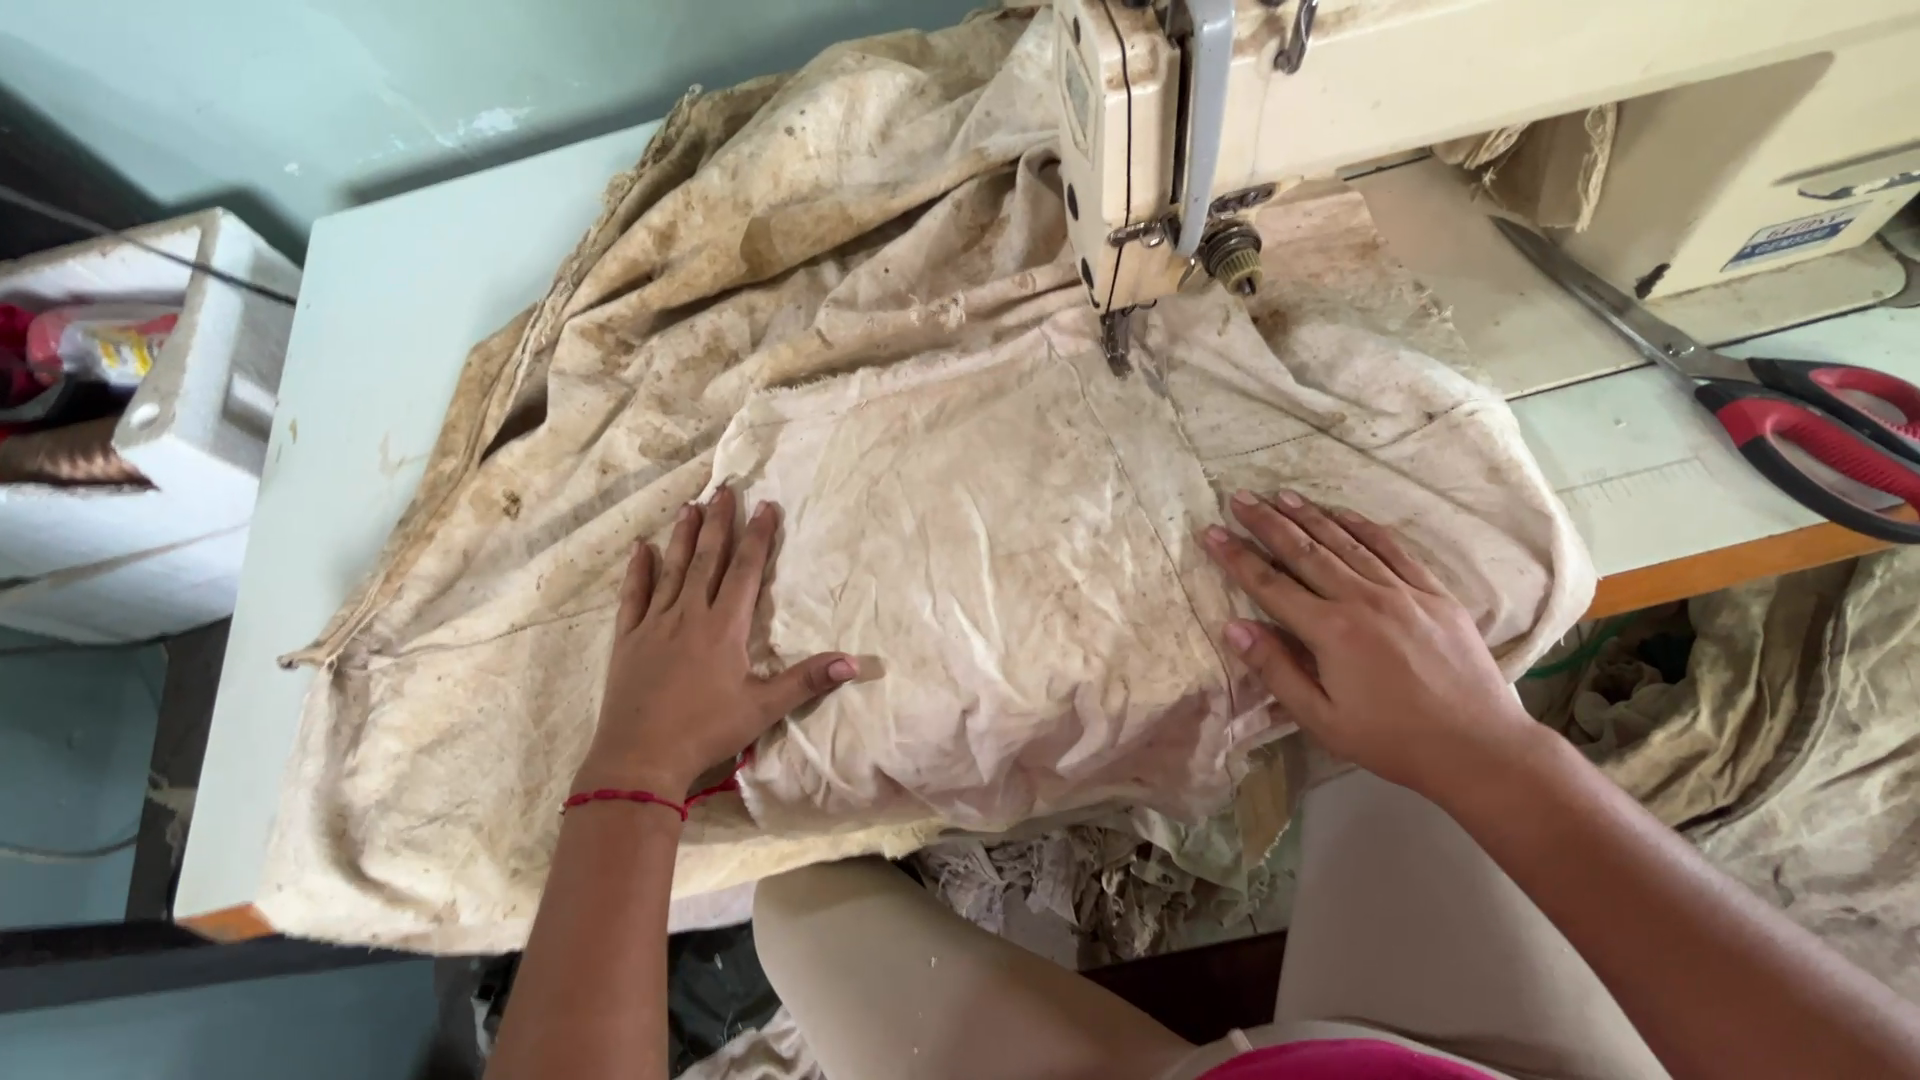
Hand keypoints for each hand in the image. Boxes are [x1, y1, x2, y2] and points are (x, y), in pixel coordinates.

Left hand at [577, 486, 857, 798]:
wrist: (640, 757)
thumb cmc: (706, 731)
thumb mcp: (763, 708)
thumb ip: (807, 680)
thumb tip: (855, 662)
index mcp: (724, 627)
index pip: (746, 571)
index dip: (758, 537)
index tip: (766, 505)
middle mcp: (689, 615)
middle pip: (708, 559)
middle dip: (719, 523)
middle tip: (725, 490)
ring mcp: (654, 624)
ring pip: (672, 570)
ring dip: (682, 537)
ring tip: (690, 505)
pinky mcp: (628, 640)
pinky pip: (633, 597)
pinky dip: (638, 571)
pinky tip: (640, 550)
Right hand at [1202, 489, 1538, 797]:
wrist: (1479, 747)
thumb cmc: (1391, 740)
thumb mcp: (1321, 718)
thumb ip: (1276, 669)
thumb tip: (1234, 627)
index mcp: (1330, 631)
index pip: (1270, 584)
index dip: (1236, 557)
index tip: (1211, 532)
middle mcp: (1363, 599)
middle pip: (1304, 551)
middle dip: (1267, 522)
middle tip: (1240, 497)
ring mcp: (1402, 591)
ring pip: (1345, 542)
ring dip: (1309, 515)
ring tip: (1281, 495)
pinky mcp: (1434, 593)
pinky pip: (1393, 548)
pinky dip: (1363, 527)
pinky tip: (1343, 513)